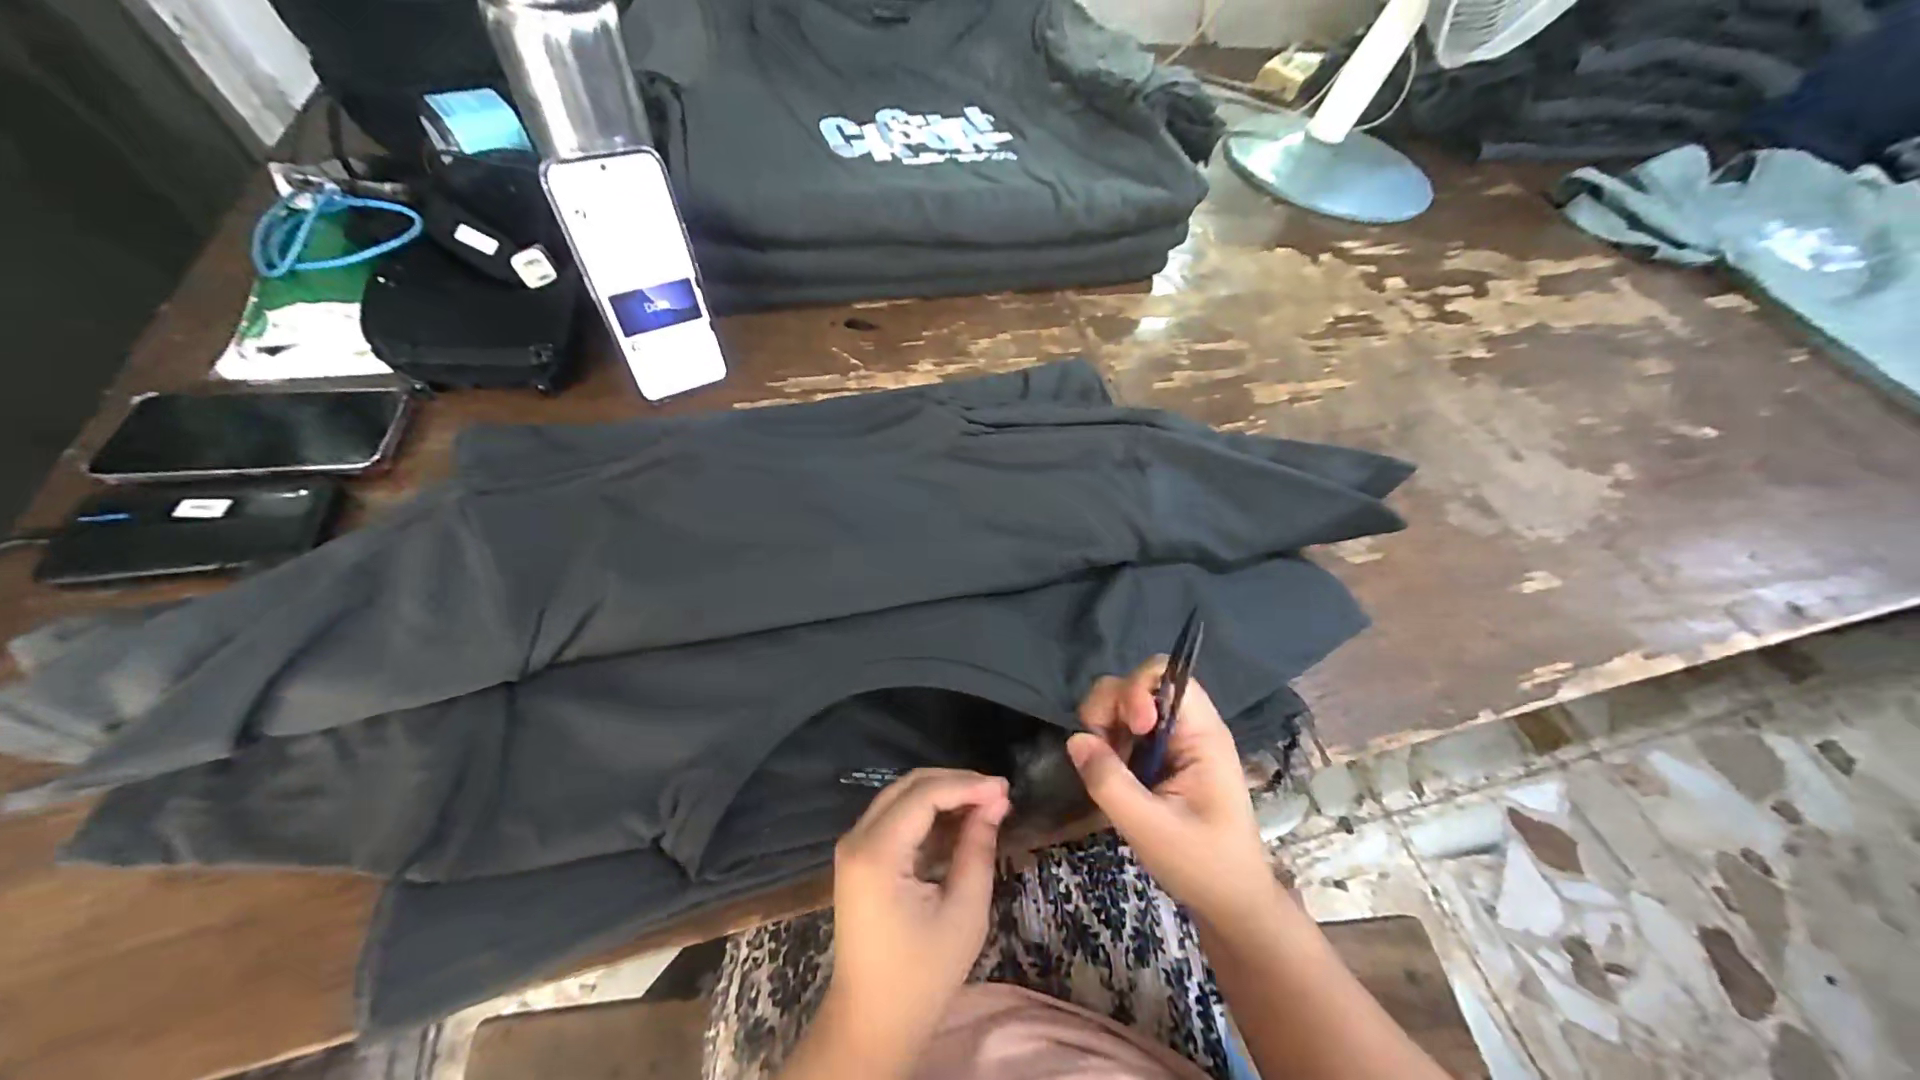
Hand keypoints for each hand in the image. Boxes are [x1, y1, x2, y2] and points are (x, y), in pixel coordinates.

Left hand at [819, 768, 1009, 1069]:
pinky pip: (895, 818)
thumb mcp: (964, 913)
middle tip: (998, 793)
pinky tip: (960, 822)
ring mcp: (854, 847)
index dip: (967, 785)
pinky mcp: (859, 858)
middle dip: (956, 783)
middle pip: (909, 787)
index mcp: (877, 852)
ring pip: (901, 797)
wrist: (872, 1021)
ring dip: (943, 794)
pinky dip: (928, 814)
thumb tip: (995, 802)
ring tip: (986, 804)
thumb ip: (977, 849)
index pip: (924, 794)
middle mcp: (857, 839)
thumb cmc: (922, 975)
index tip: (1005, 788)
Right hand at [1066, 660, 1276, 926]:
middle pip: (1139, 684)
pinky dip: (1109, 743)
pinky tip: (1110, 773)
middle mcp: (1187, 727)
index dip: (1138, 690)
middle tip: (1105, 749)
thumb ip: (1110, 782)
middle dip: (1111, 707)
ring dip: (1106, 726)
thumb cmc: (1204, 865)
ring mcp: (1172, 742)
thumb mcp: (1151, 828)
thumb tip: (1075, 739)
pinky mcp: (1159, 758)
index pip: (1166, 675)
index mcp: (1201, 734)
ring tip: (1106, 766)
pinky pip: (1126, 732)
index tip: (1132, 729)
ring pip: (1127, 706)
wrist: (1232, 903)